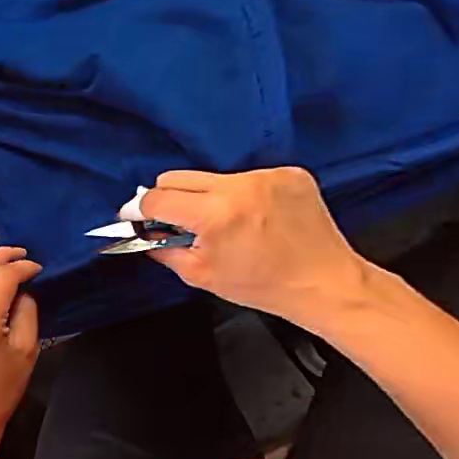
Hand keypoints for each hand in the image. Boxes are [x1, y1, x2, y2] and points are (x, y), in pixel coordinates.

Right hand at [139, 167, 376, 329]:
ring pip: (208, 177)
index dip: (139, 209)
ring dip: (203, 197)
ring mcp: (267, 177)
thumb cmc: (262, 284)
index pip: (157, 198)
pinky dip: (236, 195)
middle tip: (172, 221)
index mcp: (215, 214)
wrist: (325, 283)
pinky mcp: (288, 173)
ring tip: (219, 223)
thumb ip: (162, 247)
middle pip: (176, 178)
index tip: (133, 216)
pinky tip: (249, 216)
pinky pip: (242, 177)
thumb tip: (142, 231)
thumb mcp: (198, 273)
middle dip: (167, 199)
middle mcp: (240, 187)